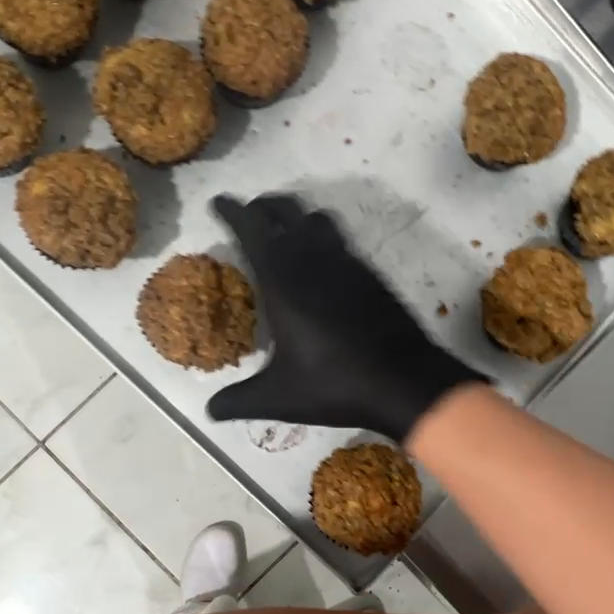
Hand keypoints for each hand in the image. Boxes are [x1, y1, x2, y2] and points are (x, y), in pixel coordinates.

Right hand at [207, 194, 486, 441]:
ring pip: (318, 220)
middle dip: (264, 207)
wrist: (404, 382)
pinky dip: (324, 240)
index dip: (232, 212)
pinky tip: (323, 263)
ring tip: (285, 230)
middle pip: (286, 212)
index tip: (218, 202)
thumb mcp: (278, 398)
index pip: (252, 230)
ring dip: (297, 217)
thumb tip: (209, 411)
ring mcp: (347, 265)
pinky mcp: (371, 276)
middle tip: (249, 212)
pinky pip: (341, 242)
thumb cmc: (334, 385)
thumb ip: (240, 401)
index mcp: (283, 281)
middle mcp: (314, 261)